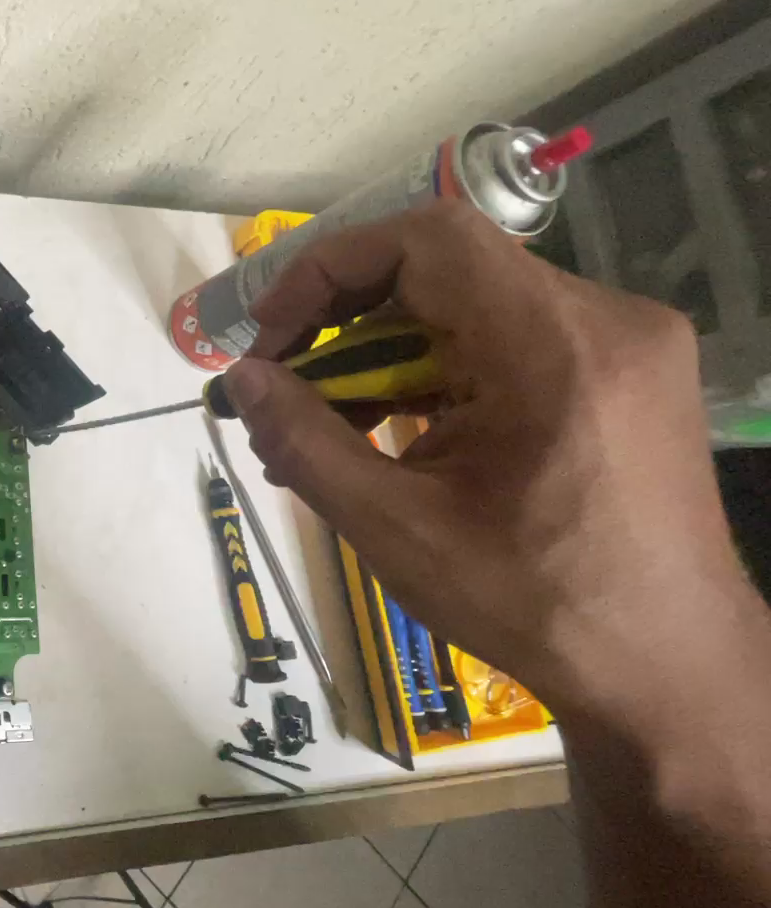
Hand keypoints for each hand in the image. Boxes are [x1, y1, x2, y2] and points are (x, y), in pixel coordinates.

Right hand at [223, 200, 759, 717]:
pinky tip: (370, 431)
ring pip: (455, 306)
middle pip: (436, 269)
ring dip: (367, 352)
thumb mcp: (390, 525)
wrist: (667, 667)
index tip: (268, 336)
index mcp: (556, 348)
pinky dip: (413, 375)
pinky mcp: (604, 376)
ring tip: (310, 423)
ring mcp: (610, 346)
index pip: (427, 240)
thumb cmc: (530, 600)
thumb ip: (303, 441)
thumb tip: (239, 379)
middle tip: (275, 383)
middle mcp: (599, 322)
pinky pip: (487, 343)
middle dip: (334, 318)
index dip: (325, 270)